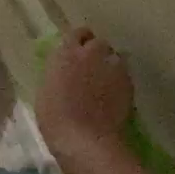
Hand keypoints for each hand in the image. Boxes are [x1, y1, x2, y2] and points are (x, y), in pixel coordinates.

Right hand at [37, 27, 133, 158]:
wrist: (86, 140)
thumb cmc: (55, 119)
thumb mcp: (45, 91)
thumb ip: (58, 74)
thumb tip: (65, 71)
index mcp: (66, 53)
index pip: (76, 34)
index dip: (77, 42)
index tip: (74, 53)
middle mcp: (91, 54)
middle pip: (98, 43)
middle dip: (95, 52)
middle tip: (89, 69)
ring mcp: (113, 67)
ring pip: (114, 57)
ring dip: (108, 65)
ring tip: (104, 83)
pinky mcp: (129, 83)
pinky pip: (124, 74)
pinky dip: (119, 81)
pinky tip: (113, 97)